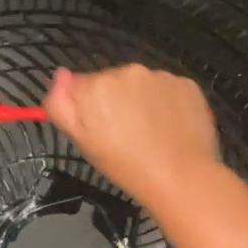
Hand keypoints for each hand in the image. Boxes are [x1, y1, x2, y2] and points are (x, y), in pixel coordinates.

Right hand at [43, 65, 221, 205]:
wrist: (180, 177)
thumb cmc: (124, 164)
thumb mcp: (81, 141)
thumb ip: (60, 104)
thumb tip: (61, 74)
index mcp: (96, 85)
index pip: (81, 86)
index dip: (87, 108)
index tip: (99, 130)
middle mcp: (127, 71)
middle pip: (111, 81)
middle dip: (113, 101)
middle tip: (123, 135)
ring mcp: (160, 76)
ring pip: (140, 84)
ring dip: (139, 100)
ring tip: (148, 132)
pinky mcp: (186, 83)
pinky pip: (166, 89)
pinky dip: (164, 102)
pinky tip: (168, 126)